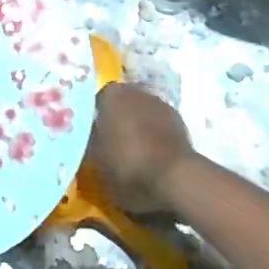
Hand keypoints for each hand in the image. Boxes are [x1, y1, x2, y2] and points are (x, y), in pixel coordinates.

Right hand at [88, 83, 194, 209]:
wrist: (174, 177)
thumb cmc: (127, 165)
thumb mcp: (96, 160)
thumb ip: (90, 141)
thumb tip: (89, 134)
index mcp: (113, 95)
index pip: (98, 99)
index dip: (94, 116)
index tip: (91, 135)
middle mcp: (137, 91)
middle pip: (122, 102)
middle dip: (117, 118)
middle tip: (110, 142)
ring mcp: (160, 103)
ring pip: (141, 111)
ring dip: (137, 125)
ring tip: (132, 151)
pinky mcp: (178, 120)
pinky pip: (158, 123)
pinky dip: (154, 133)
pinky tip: (152, 154)